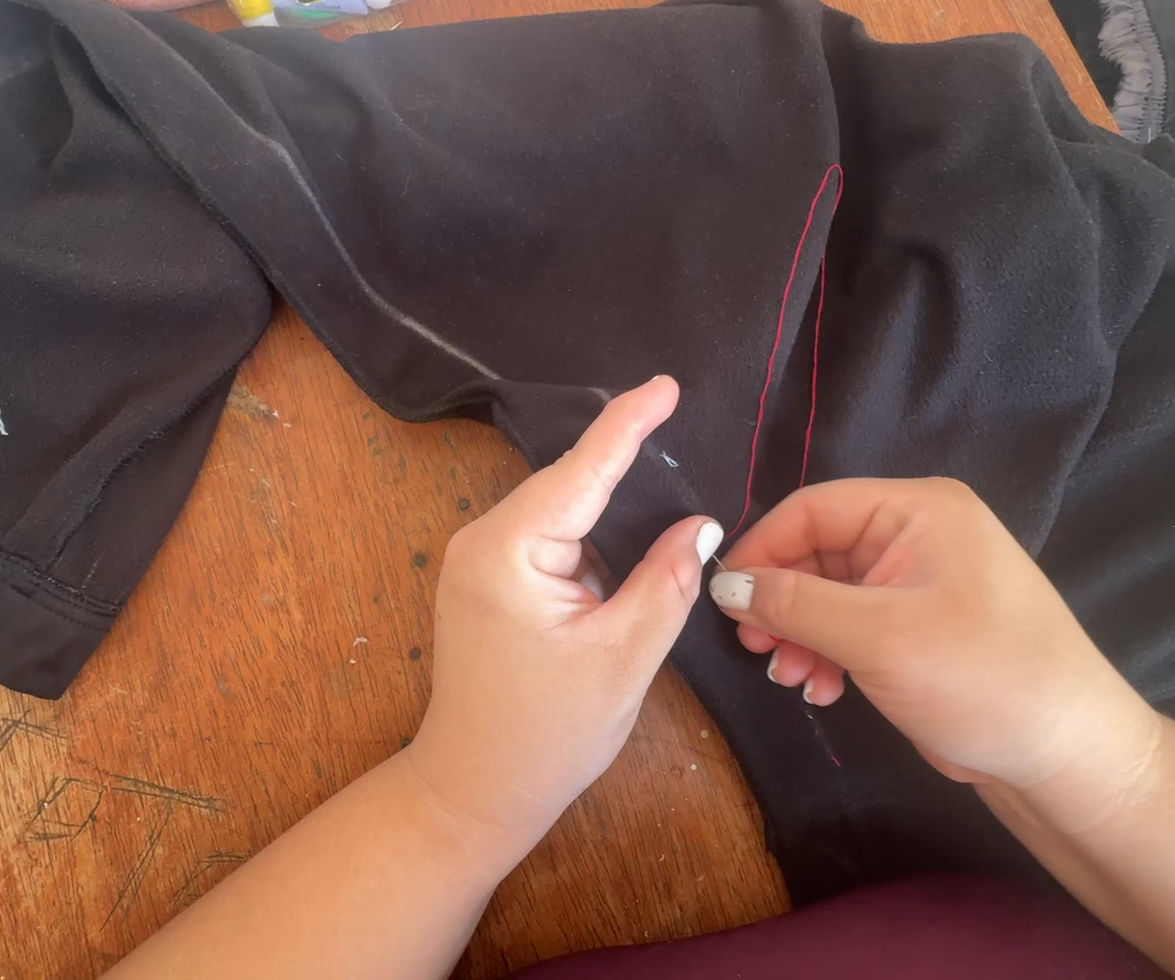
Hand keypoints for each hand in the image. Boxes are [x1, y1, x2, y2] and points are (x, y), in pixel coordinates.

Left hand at [407, 376, 721, 839]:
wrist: (474, 790)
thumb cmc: (547, 734)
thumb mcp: (622, 658)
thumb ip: (665, 581)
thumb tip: (700, 523)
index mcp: (509, 551)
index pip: (581, 471)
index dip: (627, 423)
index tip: (666, 384)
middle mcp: (483, 540)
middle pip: (567, 486)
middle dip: (624, 471)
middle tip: (677, 439)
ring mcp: (478, 559)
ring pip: (560, 514)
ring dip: (606, 520)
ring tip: (652, 528)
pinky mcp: (486, 578)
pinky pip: (547, 539)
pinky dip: (586, 545)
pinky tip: (612, 568)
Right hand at [708, 477, 1159, 797]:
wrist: (1070, 764)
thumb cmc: (982, 678)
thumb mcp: (877, 636)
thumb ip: (791, 603)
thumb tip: (721, 584)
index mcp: (916, 510)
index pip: (812, 509)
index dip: (762, 548)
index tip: (724, 596)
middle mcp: (912, 534)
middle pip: (814, 553)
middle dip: (780, 602)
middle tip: (752, 646)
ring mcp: (912, 580)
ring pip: (823, 592)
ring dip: (798, 634)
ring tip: (789, 676)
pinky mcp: (911, 623)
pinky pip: (844, 622)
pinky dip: (823, 651)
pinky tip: (820, 688)